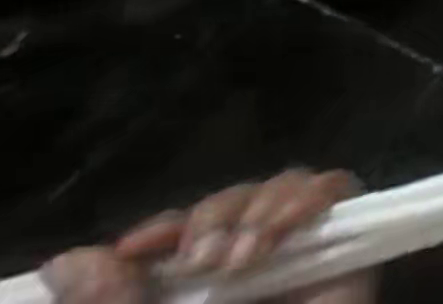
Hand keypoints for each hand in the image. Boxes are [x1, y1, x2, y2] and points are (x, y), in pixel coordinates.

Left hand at [39, 169, 373, 303]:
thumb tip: (71, 258)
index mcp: (196, 284)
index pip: (181, 231)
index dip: (164, 225)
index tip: (135, 246)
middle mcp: (248, 257)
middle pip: (236, 197)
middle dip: (216, 215)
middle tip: (203, 261)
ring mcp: (303, 242)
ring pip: (285, 183)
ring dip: (261, 208)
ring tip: (244, 255)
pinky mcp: (346, 233)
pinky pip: (337, 185)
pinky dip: (308, 196)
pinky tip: (282, 230)